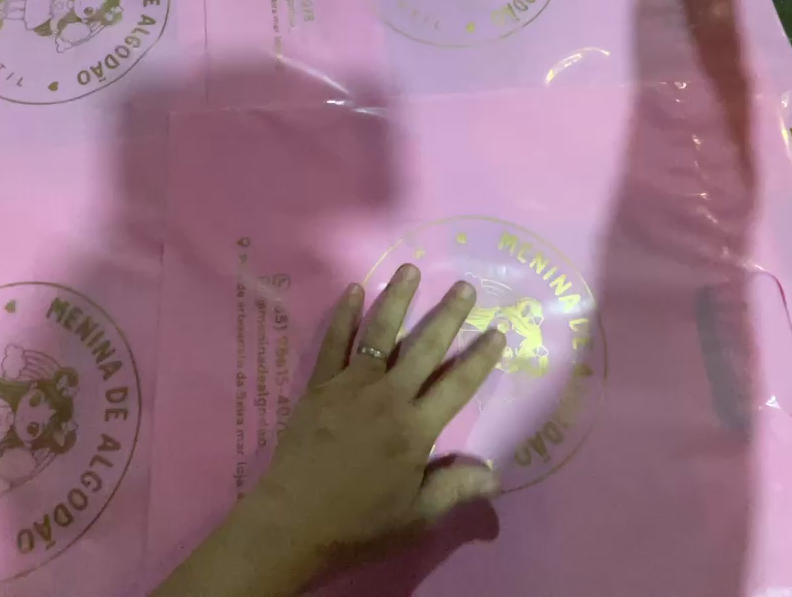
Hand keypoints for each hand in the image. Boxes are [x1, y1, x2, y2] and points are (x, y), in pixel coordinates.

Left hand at [154, 266, 509, 595]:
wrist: (293, 522)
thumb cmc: (359, 522)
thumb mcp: (416, 517)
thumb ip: (454, 489)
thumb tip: (496, 475)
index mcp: (415, 429)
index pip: (457, 386)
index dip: (479, 359)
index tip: (497, 332)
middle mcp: (388, 397)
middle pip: (424, 348)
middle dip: (447, 315)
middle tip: (465, 286)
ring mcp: (352, 385)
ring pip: (380, 334)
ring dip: (397, 300)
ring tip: (411, 269)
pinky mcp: (321, 384)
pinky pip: (335, 343)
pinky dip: (344, 315)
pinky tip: (354, 289)